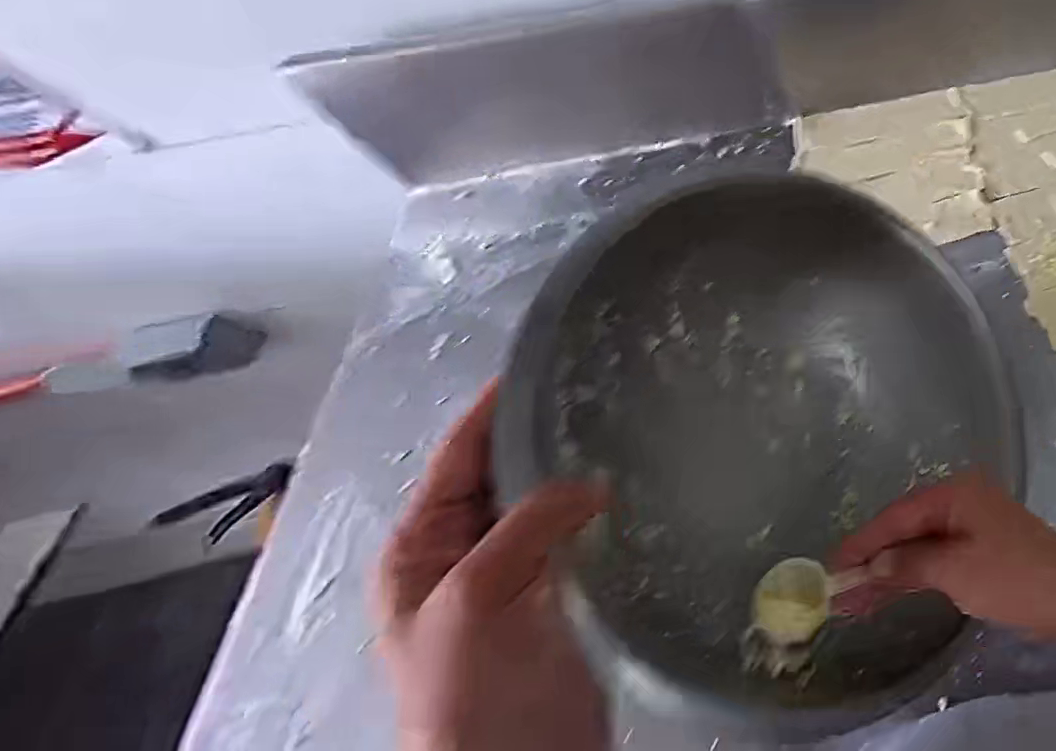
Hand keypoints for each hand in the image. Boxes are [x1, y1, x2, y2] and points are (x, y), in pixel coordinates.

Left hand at [372, 383, 608, 750]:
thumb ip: (529, 523)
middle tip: (598, 388)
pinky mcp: (562, 581)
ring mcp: (517, 565)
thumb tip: (592, 482)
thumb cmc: (471, 691)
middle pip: (508, 470)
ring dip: (576, 465)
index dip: (494, 407)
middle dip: (544, 433)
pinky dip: (599, 499)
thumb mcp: (476, 596)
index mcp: (424, 545)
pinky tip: (631, 474)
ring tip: (621, 420)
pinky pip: (579, 524)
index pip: (461, 454)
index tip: (540, 364)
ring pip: (548, 495)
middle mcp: (467, 546)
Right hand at [829, 476, 1055, 636]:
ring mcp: (973, 522)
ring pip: (920, 543)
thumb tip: (872, 563)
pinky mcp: (983, 545)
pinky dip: (915, 572)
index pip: (897, 515)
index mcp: (954, 492)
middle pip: (906, 527)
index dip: (863, 541)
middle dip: (873, 558)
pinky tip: (892, 588)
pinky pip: (938, 554)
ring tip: (856, 598)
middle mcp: (960, 499)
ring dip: (891, 569)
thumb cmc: (1015, 578)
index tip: (834, 564)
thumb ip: (909, 563)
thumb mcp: (956, 572)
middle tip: (840, 586)